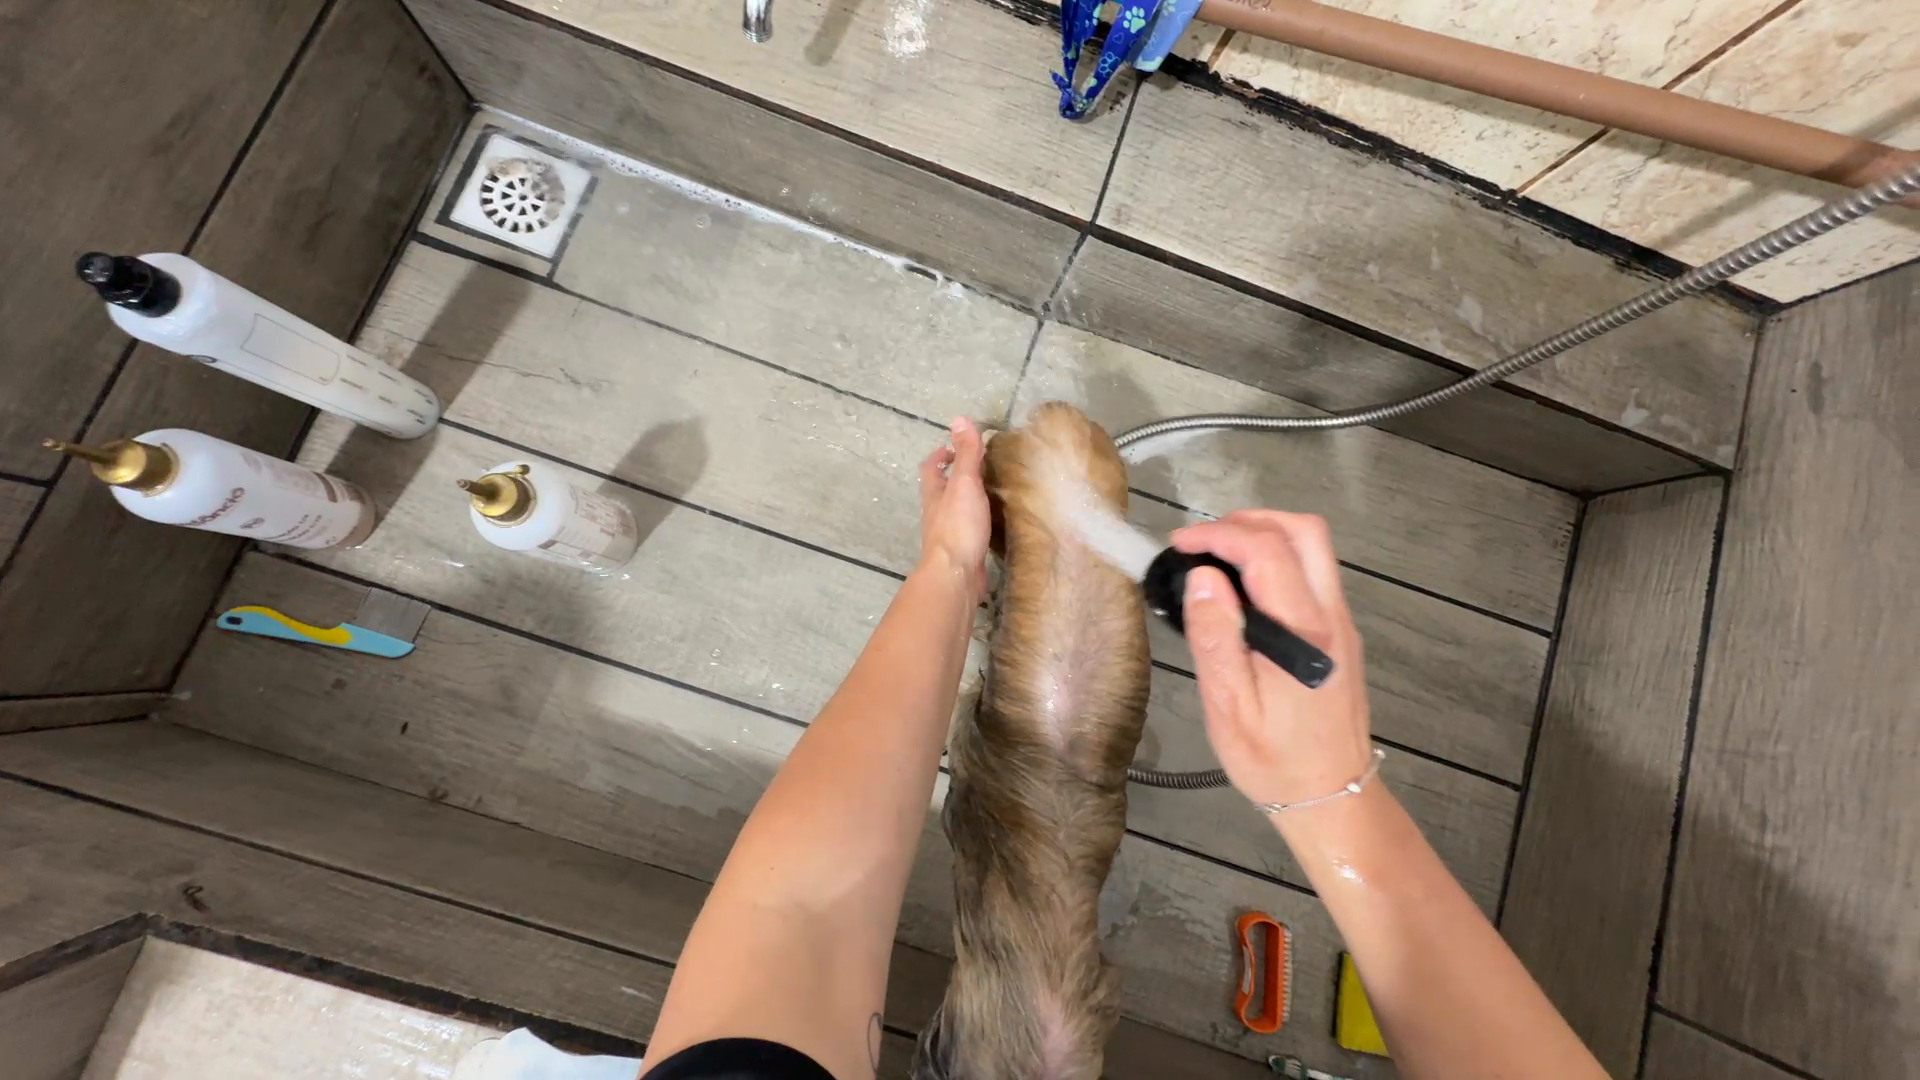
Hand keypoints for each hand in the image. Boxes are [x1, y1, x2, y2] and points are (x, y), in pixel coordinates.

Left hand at [917, 417, 989, 597]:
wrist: (956, 574)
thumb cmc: (958, 526)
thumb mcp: (965, 483)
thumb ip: (966, 453)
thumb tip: (958, 418)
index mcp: (934, 493)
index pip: (930, 468)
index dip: (939, 455)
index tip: (952, 447)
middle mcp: (936, 512)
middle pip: (940, 489)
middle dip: (953, 477)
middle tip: (977, 468)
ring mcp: (947, 534)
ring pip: (954, 510)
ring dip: (966, 500)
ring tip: (989, 492)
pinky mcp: (961, 551)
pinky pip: (967, 530)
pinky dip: (977, 522)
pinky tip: (992, 523)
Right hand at [1173, 511, 1372, 807]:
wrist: (1330, 796)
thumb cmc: (1271, 757)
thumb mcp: (1228, 704)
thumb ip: (1216, 635)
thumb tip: (1202, 576)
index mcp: (1304, 633)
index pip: (1267, 552)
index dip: (1219, 534)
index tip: (1180, 544)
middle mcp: (1332, 617)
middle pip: (1305, 532)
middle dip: (1250, 520)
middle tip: (1203, 540)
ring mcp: (1342, 623)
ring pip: (1314, 548)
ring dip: (1264, 536)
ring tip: (1216, 558)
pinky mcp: (1339, 634)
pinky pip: (1312, 573)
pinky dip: (1275, 559)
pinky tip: (1240, 589)